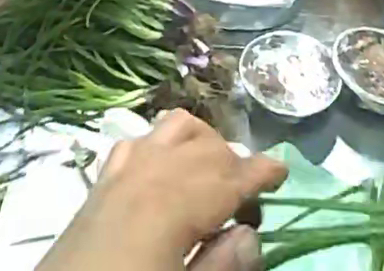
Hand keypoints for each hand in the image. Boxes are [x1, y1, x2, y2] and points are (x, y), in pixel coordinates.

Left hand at [40, 110, 287, 270]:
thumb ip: (218, 266)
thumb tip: (250, 234)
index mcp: (173, 202)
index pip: (230, 177)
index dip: (260, 172)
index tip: (283, 171)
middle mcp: (150, 171)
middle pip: (207, 149)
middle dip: (235, 165)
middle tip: (249, 203)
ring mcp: (122, 170)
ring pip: (175, 127)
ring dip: (202, 142)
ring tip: (212, 173)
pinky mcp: (100, 181)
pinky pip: (139, 141)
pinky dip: (162, 144)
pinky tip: (165, 168)